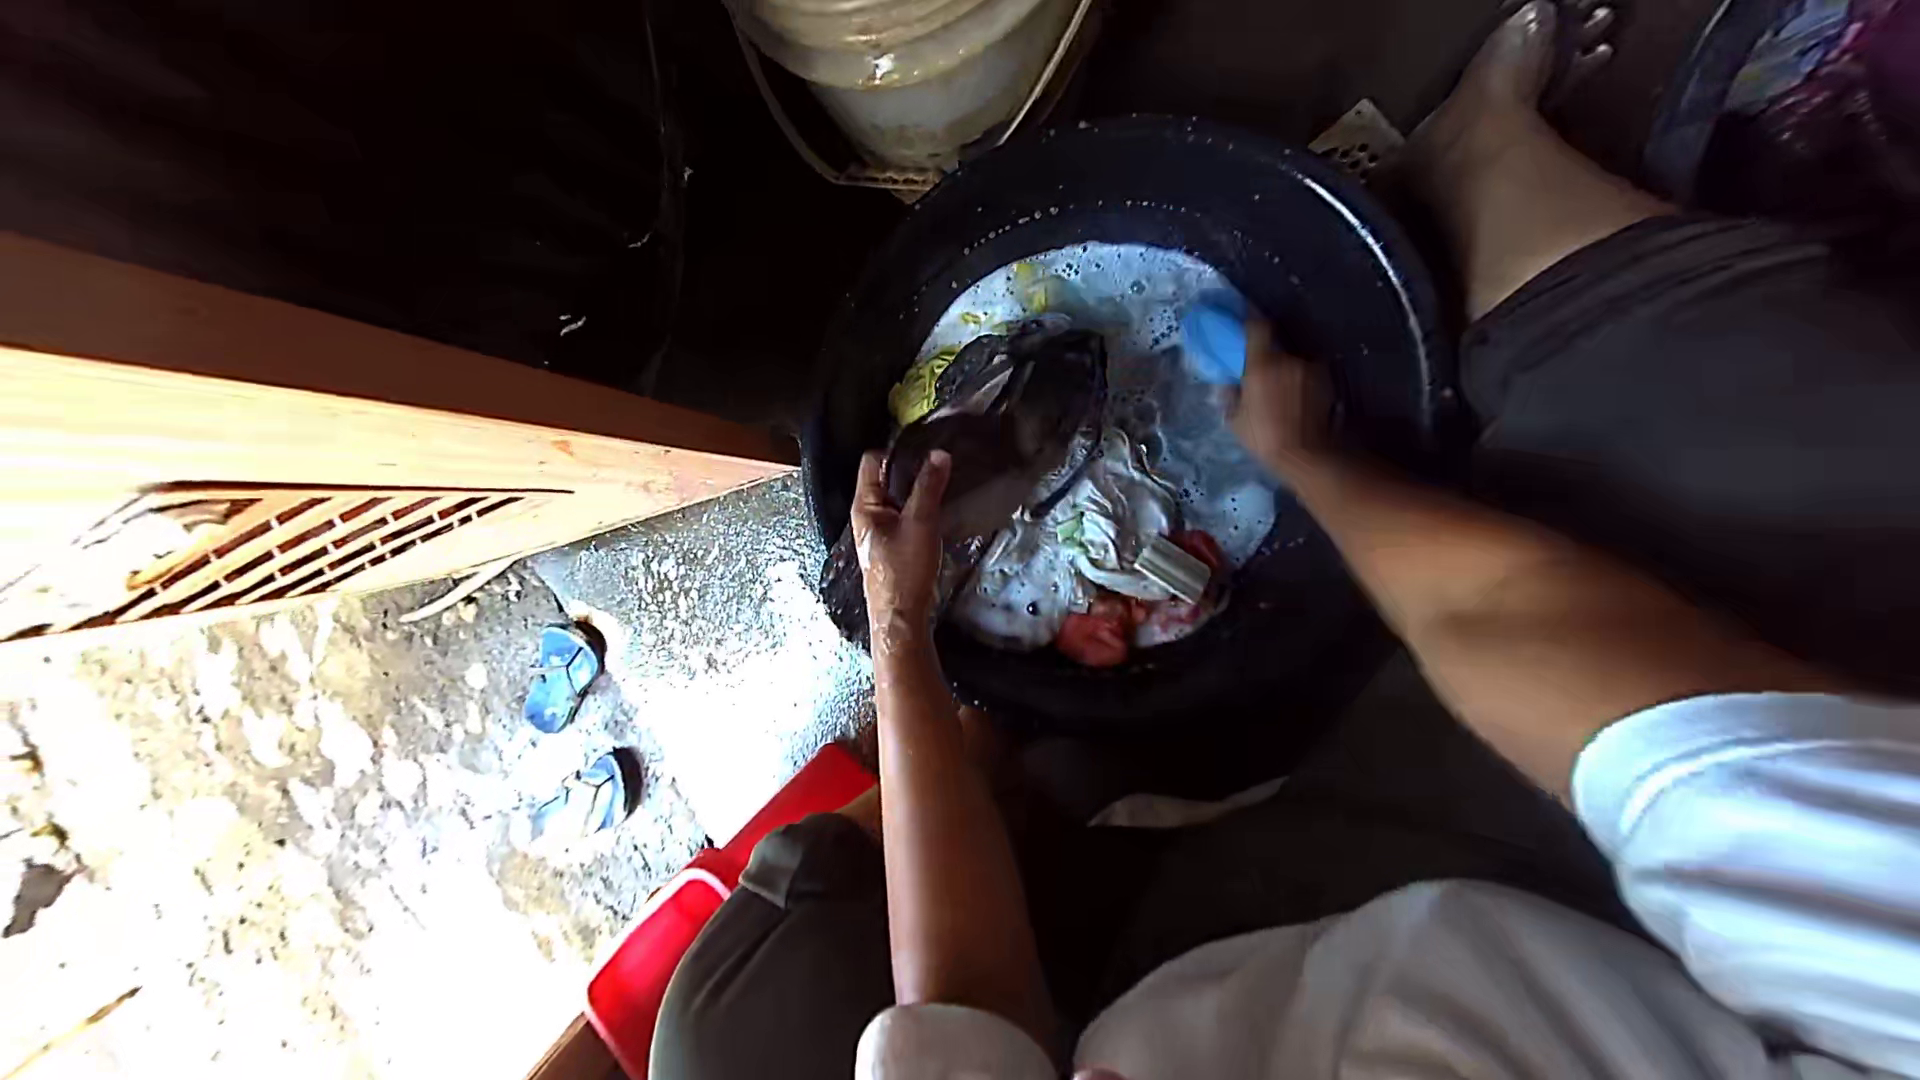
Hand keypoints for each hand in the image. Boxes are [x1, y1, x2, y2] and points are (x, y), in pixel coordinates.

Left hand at [853, 448, 951, 647]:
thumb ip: (929, 487)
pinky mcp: (894, 547)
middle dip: (912, 471)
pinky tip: (940, 512)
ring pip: (899, 500)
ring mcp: (881, 533)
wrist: (902, 618)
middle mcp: (868, 516)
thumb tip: (940, 454)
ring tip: (945, 485)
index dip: (896, 450)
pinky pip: (906, 517)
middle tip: (940, 464)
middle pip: (887, 479)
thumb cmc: (905, 571)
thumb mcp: (921, 523)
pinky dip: (921, 511)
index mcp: (865, 506)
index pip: (872, 461)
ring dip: (919, 492)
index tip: (925, 448)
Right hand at [1228, 321, 1334, 478]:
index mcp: (1263, 364)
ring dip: (1283, 371)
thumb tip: (1228, 384)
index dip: (1249, 318)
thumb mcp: (1235, 420)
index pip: (1257, 327)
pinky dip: (1297, 382)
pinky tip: (1292, 400)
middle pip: (1275, 346)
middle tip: (1256, 372)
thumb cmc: (1264, 437)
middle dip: (1265, 356)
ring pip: (1292, 362)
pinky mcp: (1326, 383)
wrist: (1307, 455)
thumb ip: (1231, 396)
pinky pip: (1305, 375)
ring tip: (1275, 392)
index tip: (1241, 316)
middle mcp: (1290, 359)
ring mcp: (1312, 369)